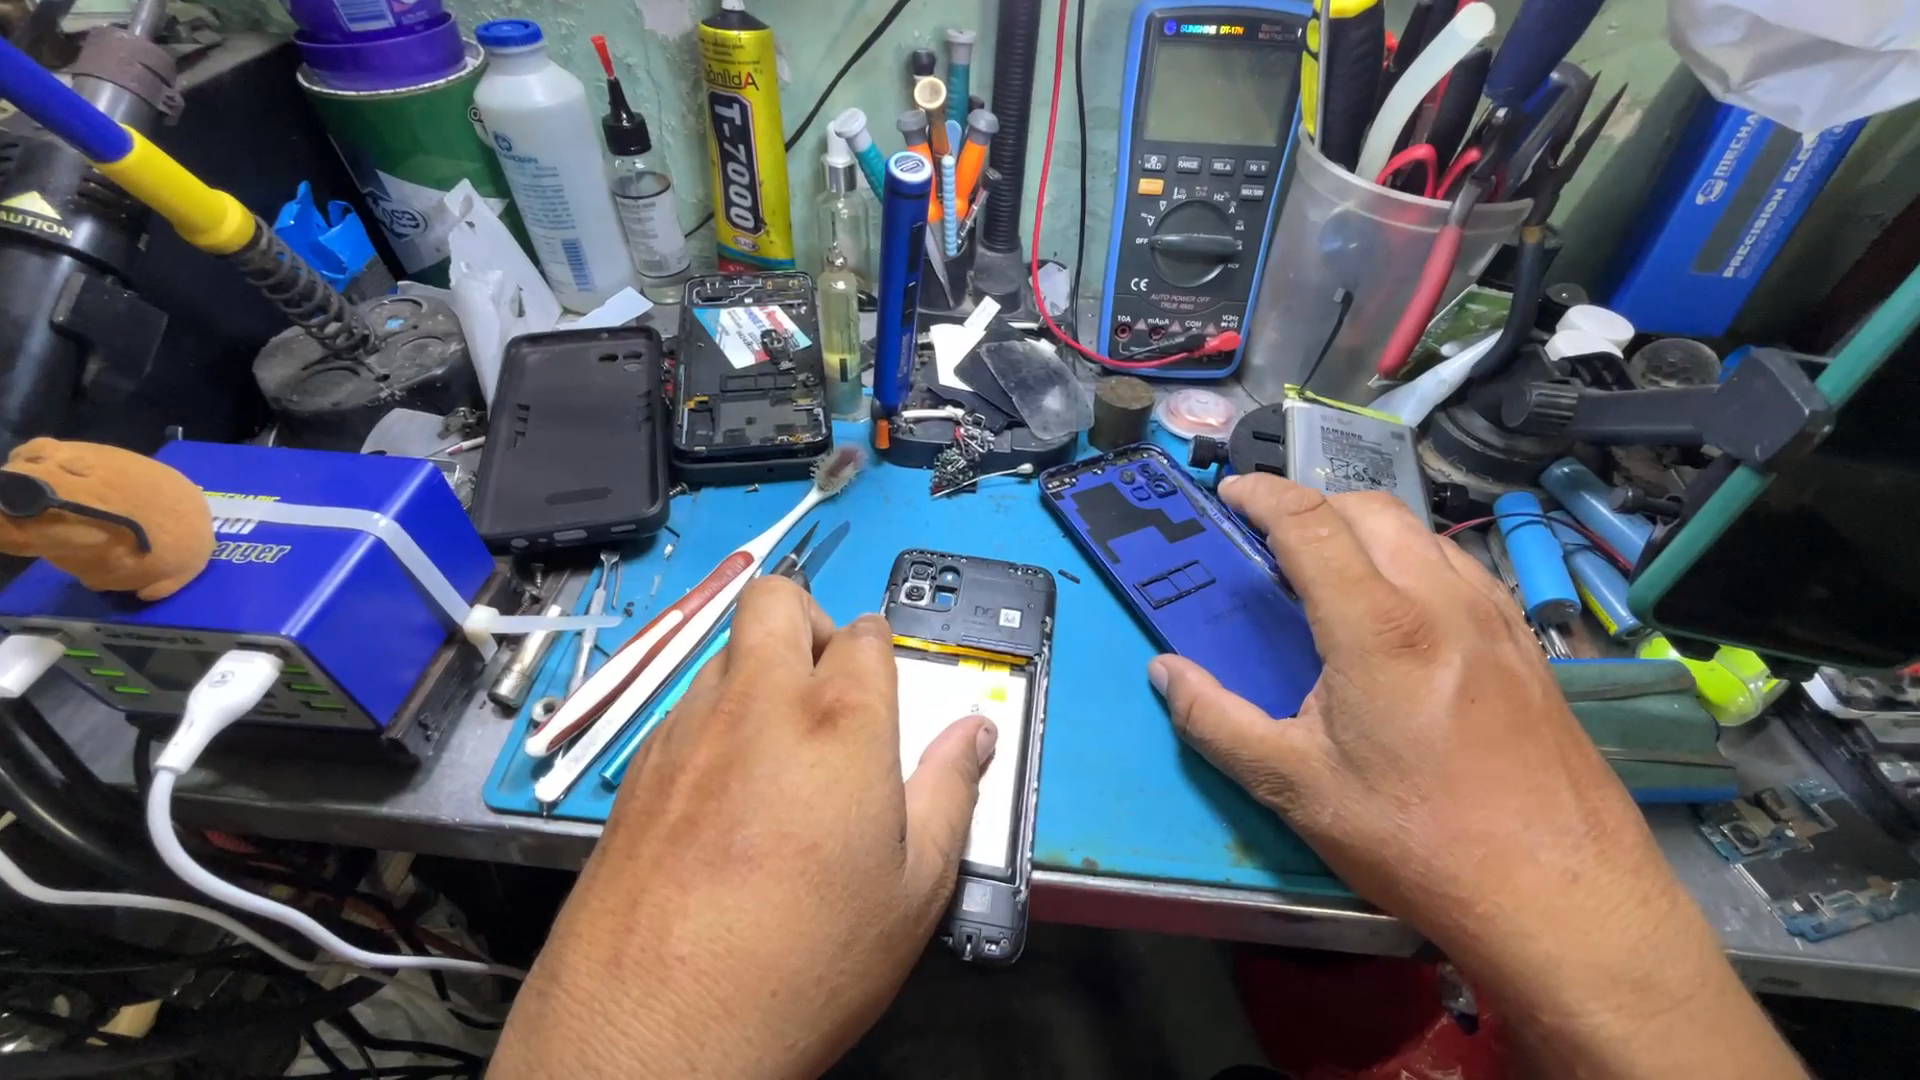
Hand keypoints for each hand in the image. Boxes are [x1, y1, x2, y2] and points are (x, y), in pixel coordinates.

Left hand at [492, 578, 994, 1079]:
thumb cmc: (807, 960)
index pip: (864, 634)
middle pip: (776, 600)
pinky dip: (717, 716)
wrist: (652, 1037)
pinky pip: (685, 706)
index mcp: (838, 722)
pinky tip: (726, 790)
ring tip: (778, 743)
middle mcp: (757, 704)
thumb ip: (952, 791)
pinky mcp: (637, 768)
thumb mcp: (914, 888)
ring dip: (760, 668)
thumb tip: (975, 732)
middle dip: (809, 619)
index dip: (879, 648)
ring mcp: (687, 730)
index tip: (884, 681)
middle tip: (827, 683)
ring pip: (726, 649)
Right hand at [1150, 475, 1802, 1075]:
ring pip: (1419, 531)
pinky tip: (1396, 604)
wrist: (1566, 901)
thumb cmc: (1416, 839)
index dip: (1262, 496)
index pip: (1310, 523)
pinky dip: (1409, 555)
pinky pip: (1457, 566)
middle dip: (1309, 502)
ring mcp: (1494, 618)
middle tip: (1267, 533)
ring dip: (1361, 525)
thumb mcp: (1293, 786)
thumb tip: (1164, 671)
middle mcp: (1440, 601)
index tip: (1229, 493)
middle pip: (1368, 509)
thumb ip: (1214, 720)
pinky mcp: (1526, 645)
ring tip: (1325, 563)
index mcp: (1376, 626)